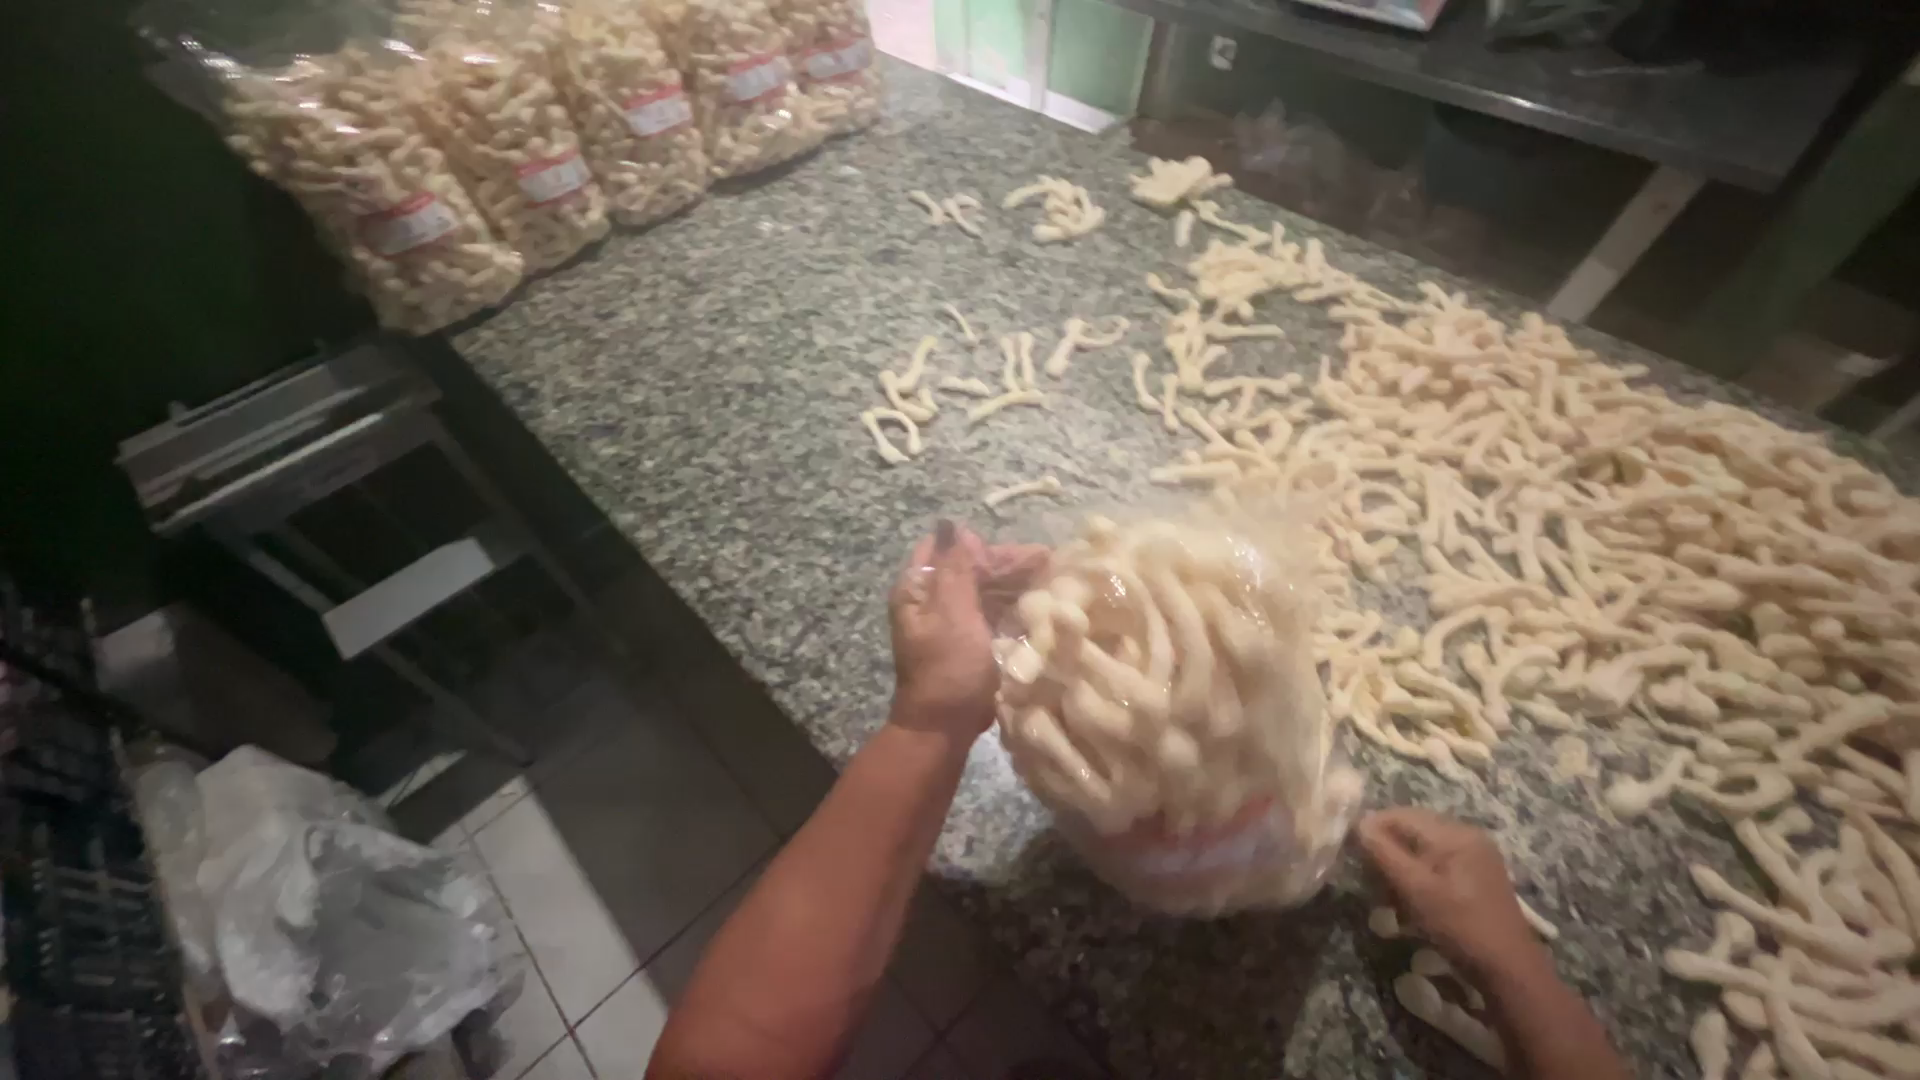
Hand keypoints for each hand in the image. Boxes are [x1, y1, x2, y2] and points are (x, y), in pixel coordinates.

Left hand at [888, 521, 1047, 739]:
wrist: (944, 727)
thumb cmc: (948, 668)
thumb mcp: (952, 613)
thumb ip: (956, 569)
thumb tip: (955, 528)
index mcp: (917, 589)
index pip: (947, 549)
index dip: (981, 544)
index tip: (1019, 550)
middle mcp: (929, 600)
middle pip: (969, 568)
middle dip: (1006, 564)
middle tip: (1049, 562)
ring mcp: (949, 621)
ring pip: (983, 589)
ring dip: (1014, 583)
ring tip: (1052, 578)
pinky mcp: (967, 640)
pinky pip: (990, 611)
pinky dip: (1012, 604)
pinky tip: (1040, 603)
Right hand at [1357, 809, 1546, 981]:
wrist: (1510, 970)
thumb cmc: (1459, 926)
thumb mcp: (1415, 889)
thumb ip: (1384, 852)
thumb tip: (1359, 824)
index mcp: (1454, 834)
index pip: (1399, 815)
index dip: (1372, 828)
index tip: (1353, 852)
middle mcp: (1467, 834)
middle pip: (1412, 826)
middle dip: (1386, 845)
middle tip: (1371, 873)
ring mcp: (1476, 853)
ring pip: (1423, 843)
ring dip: (1401, 859)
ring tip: (1389, 888)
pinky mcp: (1479, 871)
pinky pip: (1438, 857)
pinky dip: (1419, 869)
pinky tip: (1413, 893)